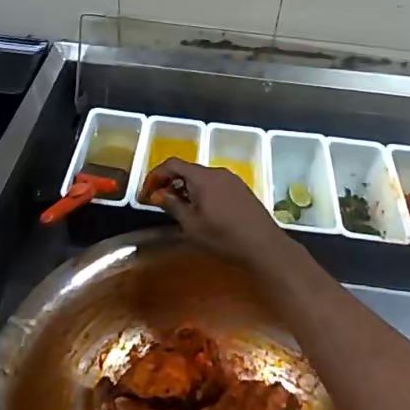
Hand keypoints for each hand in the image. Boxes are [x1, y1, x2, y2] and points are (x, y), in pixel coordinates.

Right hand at [140, 158, 288, 271]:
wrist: (264, 245)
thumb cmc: (223, 236)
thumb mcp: (191, 224)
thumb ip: (172, 205)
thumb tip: (157, 194)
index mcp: (203, 177)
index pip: (172, 164)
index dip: (155, 175)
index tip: (146, 192)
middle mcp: (217, 172)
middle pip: (187, 169)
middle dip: (170, 182)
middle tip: (159, 201)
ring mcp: (232, 179)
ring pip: (201, 177)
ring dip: (185, 187)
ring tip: (178, 208)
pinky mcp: (241, 189)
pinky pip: (214, 183)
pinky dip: (201, 191)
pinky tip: (201, 210)